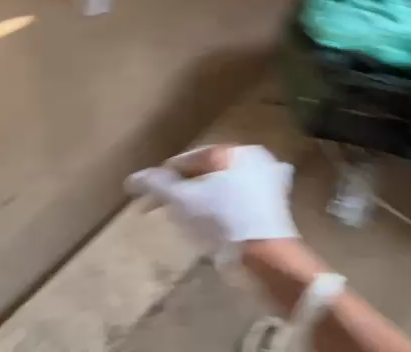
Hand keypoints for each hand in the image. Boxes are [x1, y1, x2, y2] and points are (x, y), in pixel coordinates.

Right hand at [125, 144, 299, 254]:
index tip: (150, 201)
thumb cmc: (222, 224)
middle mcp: (251, 156)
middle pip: (207, 171)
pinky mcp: (276, 203)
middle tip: (169, 211)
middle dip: (186, 189)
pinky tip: (219, 225)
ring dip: (207, 199)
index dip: (164, 180)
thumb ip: (158, 186)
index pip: (186, 161)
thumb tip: (133, 179)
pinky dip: (227, 208)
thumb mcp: (182, 204)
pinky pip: (242, 200)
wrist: (268, 259)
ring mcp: (268, 179)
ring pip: (225, 185)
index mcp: (228, 151)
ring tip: (192, 221)